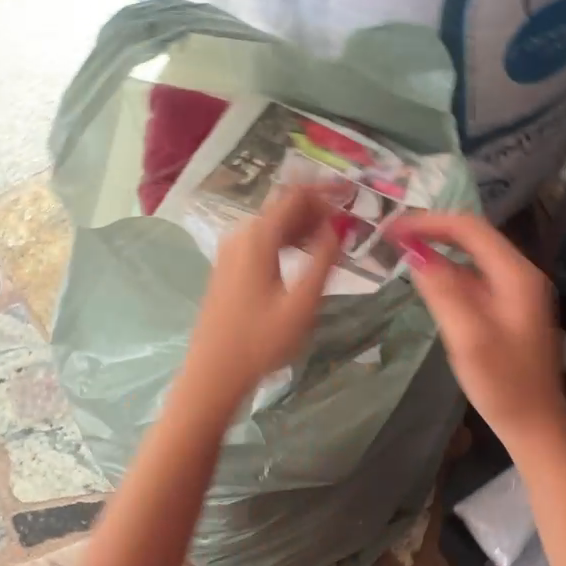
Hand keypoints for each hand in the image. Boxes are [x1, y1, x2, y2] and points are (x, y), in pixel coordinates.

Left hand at [181, 186, 345, 405]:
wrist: (213, 375)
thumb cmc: (261, 342)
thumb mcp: (302, 303)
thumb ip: (324, 259)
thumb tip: (340, 225)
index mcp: (258, 237)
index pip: (295, 195)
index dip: (325, 190)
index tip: (352, 193)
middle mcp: (241, 236)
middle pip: (282, 207)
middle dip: (316, 208)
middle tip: (348, 220)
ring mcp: (230, 252)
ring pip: (272, 225)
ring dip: (303, 226)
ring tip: (333, 239)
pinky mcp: (228, 268)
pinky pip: (262, 241)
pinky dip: (287, 241)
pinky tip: (303, 257)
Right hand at [388, 213, 565, 447]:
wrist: (536, 426)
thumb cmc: (504, 385)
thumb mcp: (469, 339)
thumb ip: (442, 292)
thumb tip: (415, 255)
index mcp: (516, 275)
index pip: (470, 228)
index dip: (430, 221)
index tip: (392, 227)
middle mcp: (520, 275)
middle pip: (473, 237)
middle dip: (432, 231)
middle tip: (392, 236)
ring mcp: (516, 293)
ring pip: (472, 258)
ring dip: (438, 251)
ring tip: (401, 251)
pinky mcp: (508, 310)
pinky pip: (474, 279)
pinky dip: (448, 273)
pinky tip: (426, 280)